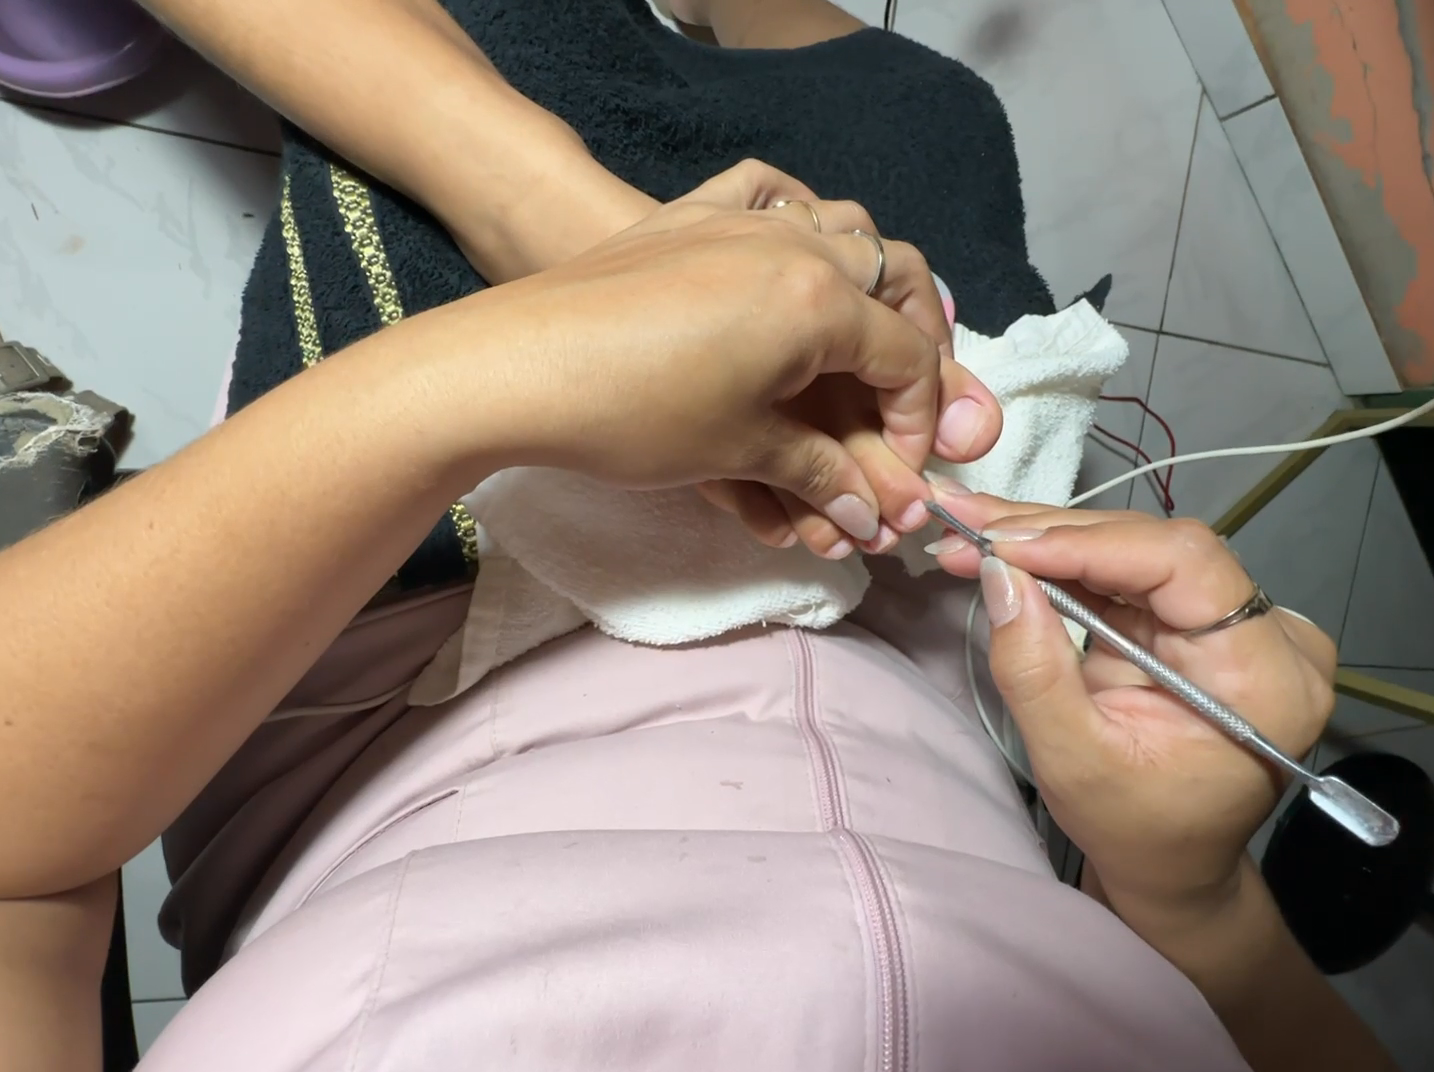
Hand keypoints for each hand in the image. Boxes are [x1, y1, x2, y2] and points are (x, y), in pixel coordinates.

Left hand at [447, 161, 976, 539]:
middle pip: (895, 281)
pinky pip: (765, 193)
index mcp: (821, 301)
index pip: (908, 360)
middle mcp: (796, 243)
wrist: (514, 368)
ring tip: (858, 333)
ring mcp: (741, 218)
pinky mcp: (690, 214)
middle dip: (911, 348)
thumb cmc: (637, 415)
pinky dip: (792, 215)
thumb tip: (869, 517)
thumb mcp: (739, 450)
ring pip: (840, 227)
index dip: (919, 423)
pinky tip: (786, 249)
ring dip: (865, 281)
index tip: (901, 473)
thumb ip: (819, 476)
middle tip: (898, 402)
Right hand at [925, 489, 1336, 919]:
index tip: (1000, 546)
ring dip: (1039, 537)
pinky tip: (998, 543)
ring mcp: (1228, 617)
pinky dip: (1052, 556)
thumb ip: (1034, 667)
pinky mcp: (1190, 614)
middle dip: (1046, 534)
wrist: (1169, 855)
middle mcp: (1262, 630)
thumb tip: (999, 573)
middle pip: (1149, 546)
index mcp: (1263, 676)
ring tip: (966, 526)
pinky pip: (1117, 567)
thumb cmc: (1132, 826)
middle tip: (962, 525)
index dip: (1087, 544)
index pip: (1182, 565)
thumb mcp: (1072, 759)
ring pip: (1127, 546)